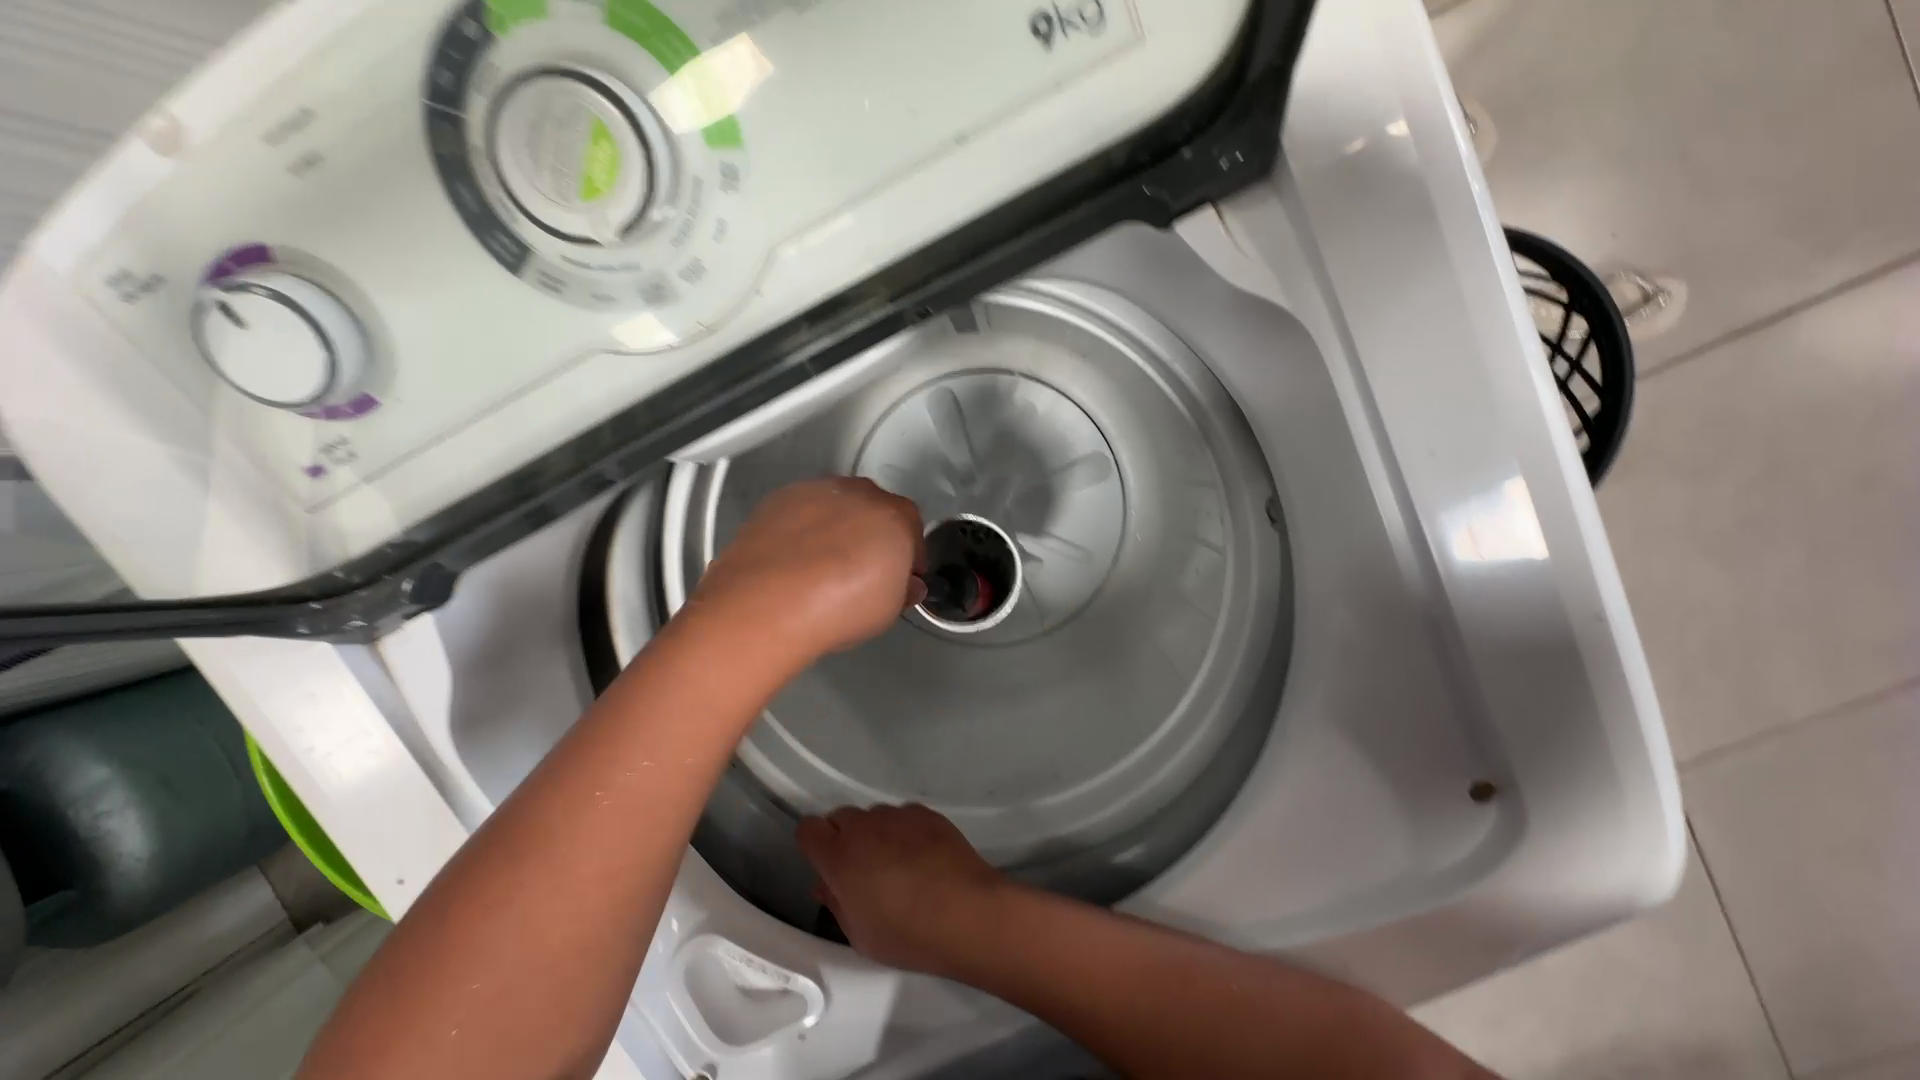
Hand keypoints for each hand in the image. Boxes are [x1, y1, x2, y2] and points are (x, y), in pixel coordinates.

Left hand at [686, 477, 925, 665]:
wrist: (769, 602)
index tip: (901, 578)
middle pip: (873, 510)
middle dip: (871, 536)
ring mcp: (814, 492)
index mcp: (895, 516)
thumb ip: (904, 589)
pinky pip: (799, 513)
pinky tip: (793, 563)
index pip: (912, 529)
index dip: (908, 556)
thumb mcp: (890, 610)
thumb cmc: (839, 604)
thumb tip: (907, 585)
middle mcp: (858, 493)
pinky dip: (799, 531)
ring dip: (833, 530)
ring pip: (834, 507)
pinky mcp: (777, 500)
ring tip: (822, 570)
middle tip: (861, 574)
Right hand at [796, 804, 1009, 977]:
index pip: (808, 829)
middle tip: (863, 872)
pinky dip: (905, 831)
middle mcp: (865, 827)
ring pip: (874, 816)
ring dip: (876, 834)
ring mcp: (898, 816)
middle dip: (844, 839)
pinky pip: (904, 816)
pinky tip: (924, 858)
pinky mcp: (928, 814)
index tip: (827, 865)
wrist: (969, 914)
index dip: (814, 845)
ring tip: (898, 865)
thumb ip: (836, 903)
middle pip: (841, 818)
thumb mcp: (860, 935)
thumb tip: (826, 884)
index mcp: (840, 857)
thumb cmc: (908, 934)